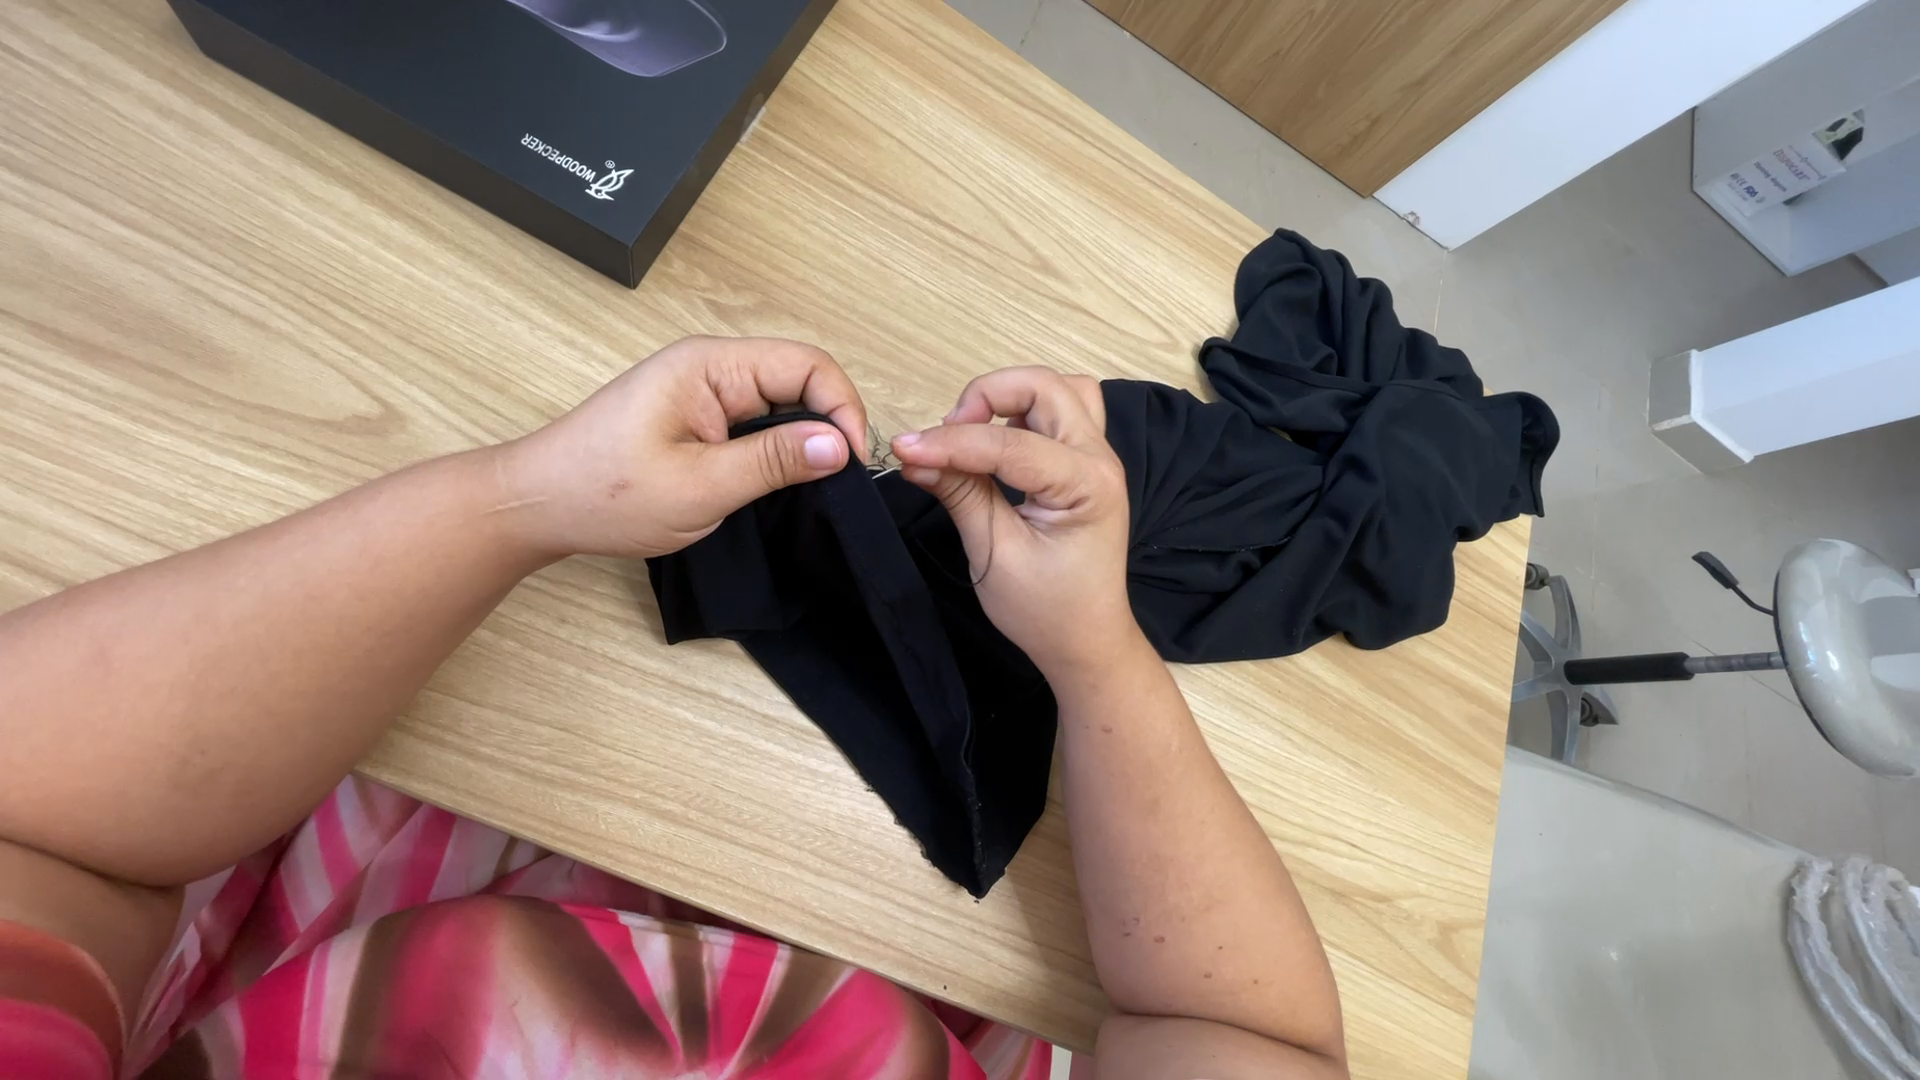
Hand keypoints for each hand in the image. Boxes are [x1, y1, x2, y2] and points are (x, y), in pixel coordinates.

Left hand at [497, 336, 865, 558]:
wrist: (540, 505)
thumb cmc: (605, 495)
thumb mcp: (699, 486)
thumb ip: (772, 462)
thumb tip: (839, 447)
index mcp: (711, 365)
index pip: (808, 365)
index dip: (842, 410)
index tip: (852, 465)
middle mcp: (714, 367)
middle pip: (803, 379)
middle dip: (833, 423)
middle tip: (844, 480)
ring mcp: (709, 391)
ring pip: (787, 402)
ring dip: (810, 438)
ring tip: (820, 483)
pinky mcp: (705, 416)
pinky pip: (763, 421)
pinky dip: (786, 448)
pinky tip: (789, 478)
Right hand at [891, 366, 1137, 674]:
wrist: (1087, 641)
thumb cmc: (1045, 610)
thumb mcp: (994, 554)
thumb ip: (959, 494)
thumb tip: (915, 455)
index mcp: (1086, 487)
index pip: (1009, 444)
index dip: (951, 442)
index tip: (904, 448)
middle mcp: (1101, 460)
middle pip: (1046, 387)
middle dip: (988, 397)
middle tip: (948, 434)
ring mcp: (1098, 458)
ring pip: (1060, 390)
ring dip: (1013, 398)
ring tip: (975, 433)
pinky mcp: (1085, 464)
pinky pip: (1062, 412)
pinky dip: (1026, 412)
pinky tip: (997, 442)